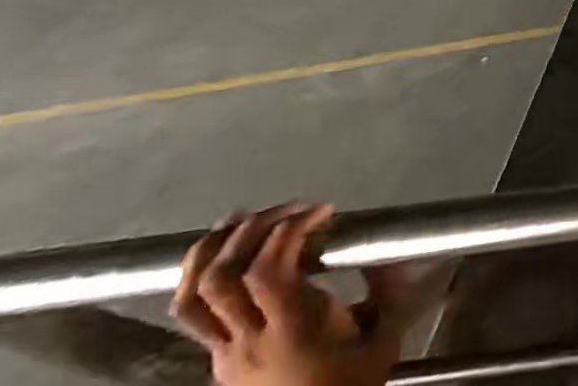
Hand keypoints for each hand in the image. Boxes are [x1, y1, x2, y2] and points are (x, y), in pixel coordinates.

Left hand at [171, 203, 424, 385]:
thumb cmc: (353, 381)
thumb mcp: (385, 334)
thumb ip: (386, 287)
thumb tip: (385, 251)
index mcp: (292, 330)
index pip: (267, 271)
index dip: (289, 229)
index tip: (323, 210)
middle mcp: (248, 339)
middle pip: (223, 276)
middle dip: (253, 229)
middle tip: (290, 208)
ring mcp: (223, 351)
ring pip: (192, 296)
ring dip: (213, 249)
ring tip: (241, 219)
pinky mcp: (214, 357)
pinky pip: (191, 312)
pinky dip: (199, 274)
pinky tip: (221, 253)